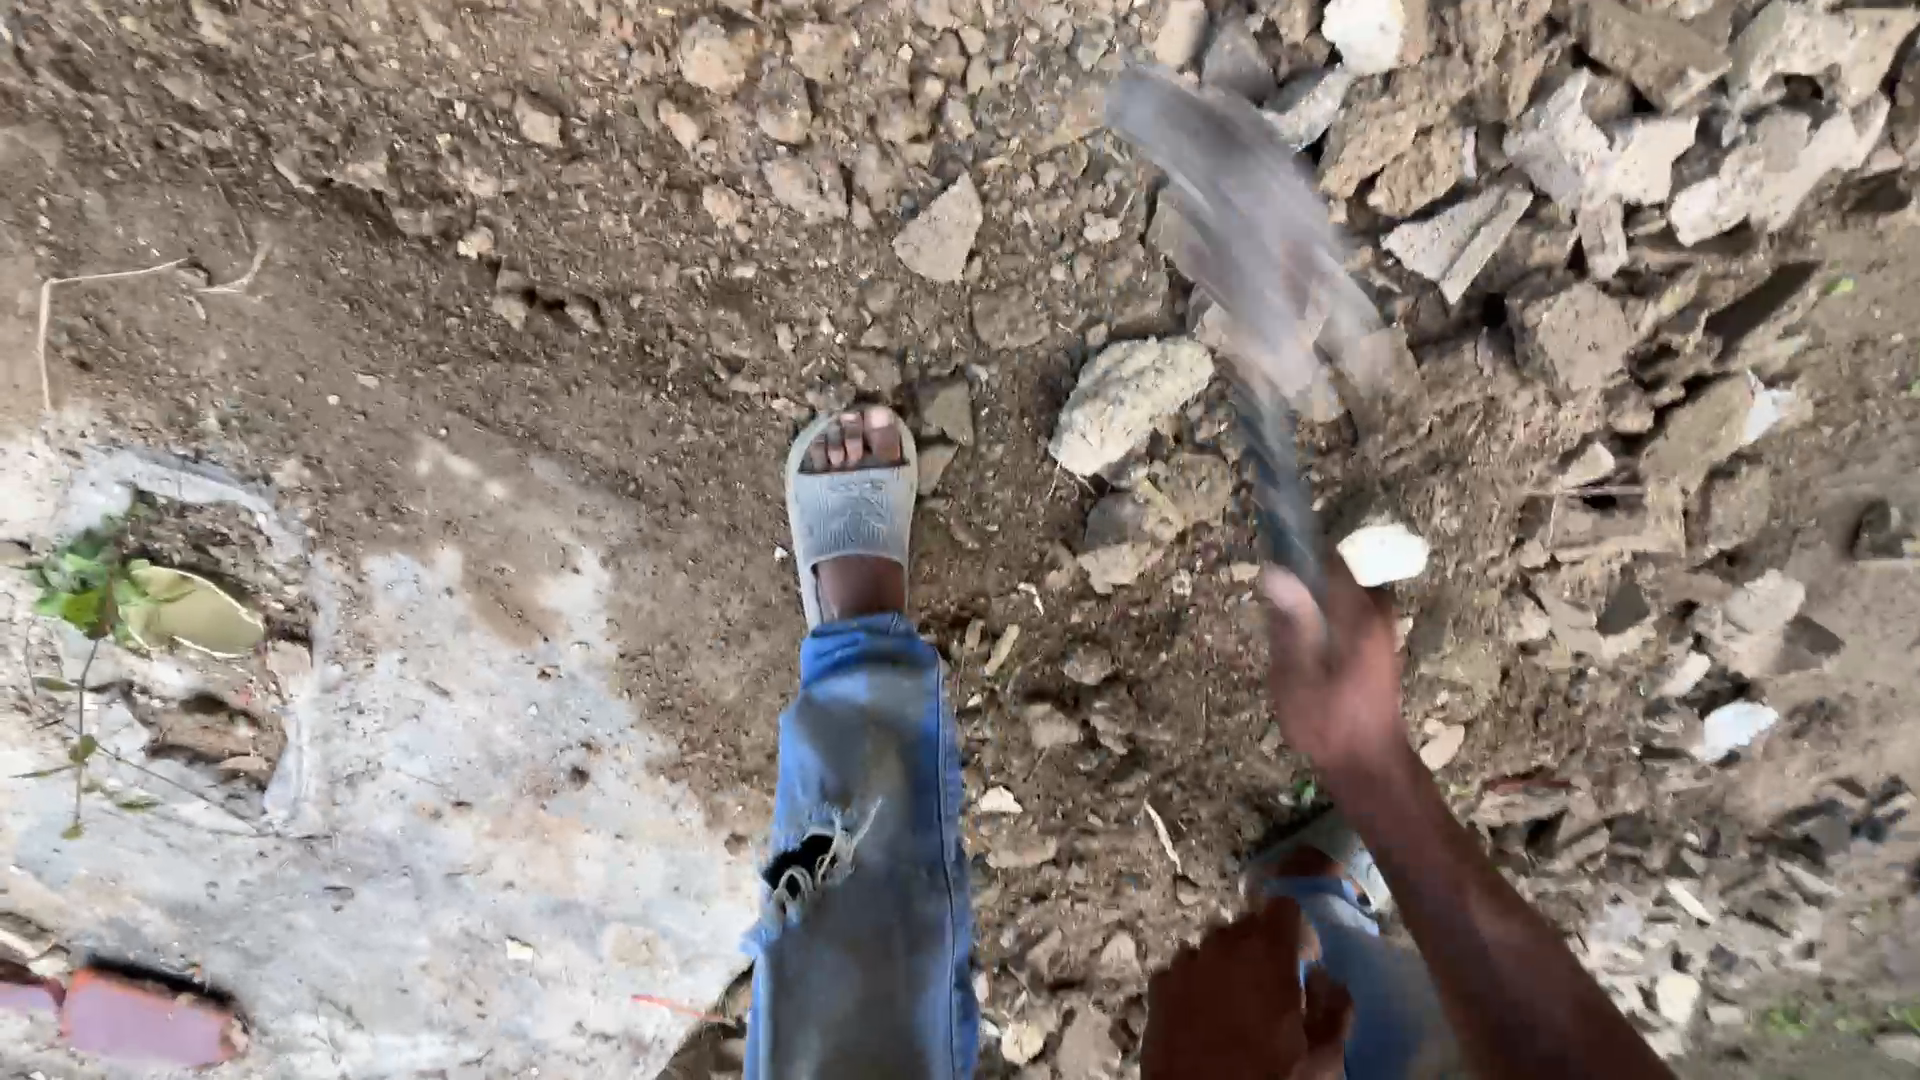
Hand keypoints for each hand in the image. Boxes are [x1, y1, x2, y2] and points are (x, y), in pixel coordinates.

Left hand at [1141, 897, 1351, 1079]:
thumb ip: (1334, 1010)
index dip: (1296, 928)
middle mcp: (1222, 944)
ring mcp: (1186, 961)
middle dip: (1262, 947)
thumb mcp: (1322, 1058)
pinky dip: (1197, 982)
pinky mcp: (1159, 982)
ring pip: (1213, 945)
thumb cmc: (1270, 1079)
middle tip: (1273, 988)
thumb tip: (1327, 980)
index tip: (1303, 958)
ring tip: (1238, 1005)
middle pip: (1246, 924)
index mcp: (1266, 954)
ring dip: (1228, 963)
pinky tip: (1204, 1015)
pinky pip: (1185, 968)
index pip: (1283, 906)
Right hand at [1262, 555, 1404, 775]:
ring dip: (1315, 597)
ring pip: (1344, 592)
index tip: (1269, 555)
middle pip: (1338, 574)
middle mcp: (1379, 614)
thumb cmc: (1326, 722)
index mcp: (1358, 616)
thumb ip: (1288, 619)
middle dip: (1304, 577)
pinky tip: (1306, 643)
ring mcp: (1384, 629)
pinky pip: (1350, 610)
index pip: (1329, 560)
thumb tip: (1274, 571)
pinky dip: (1327, 613)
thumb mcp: (1295, 672)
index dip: (1297, 552)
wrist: (1368, 763)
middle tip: (1273, 600)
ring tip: (1286, 625)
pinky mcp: (1381, 645)